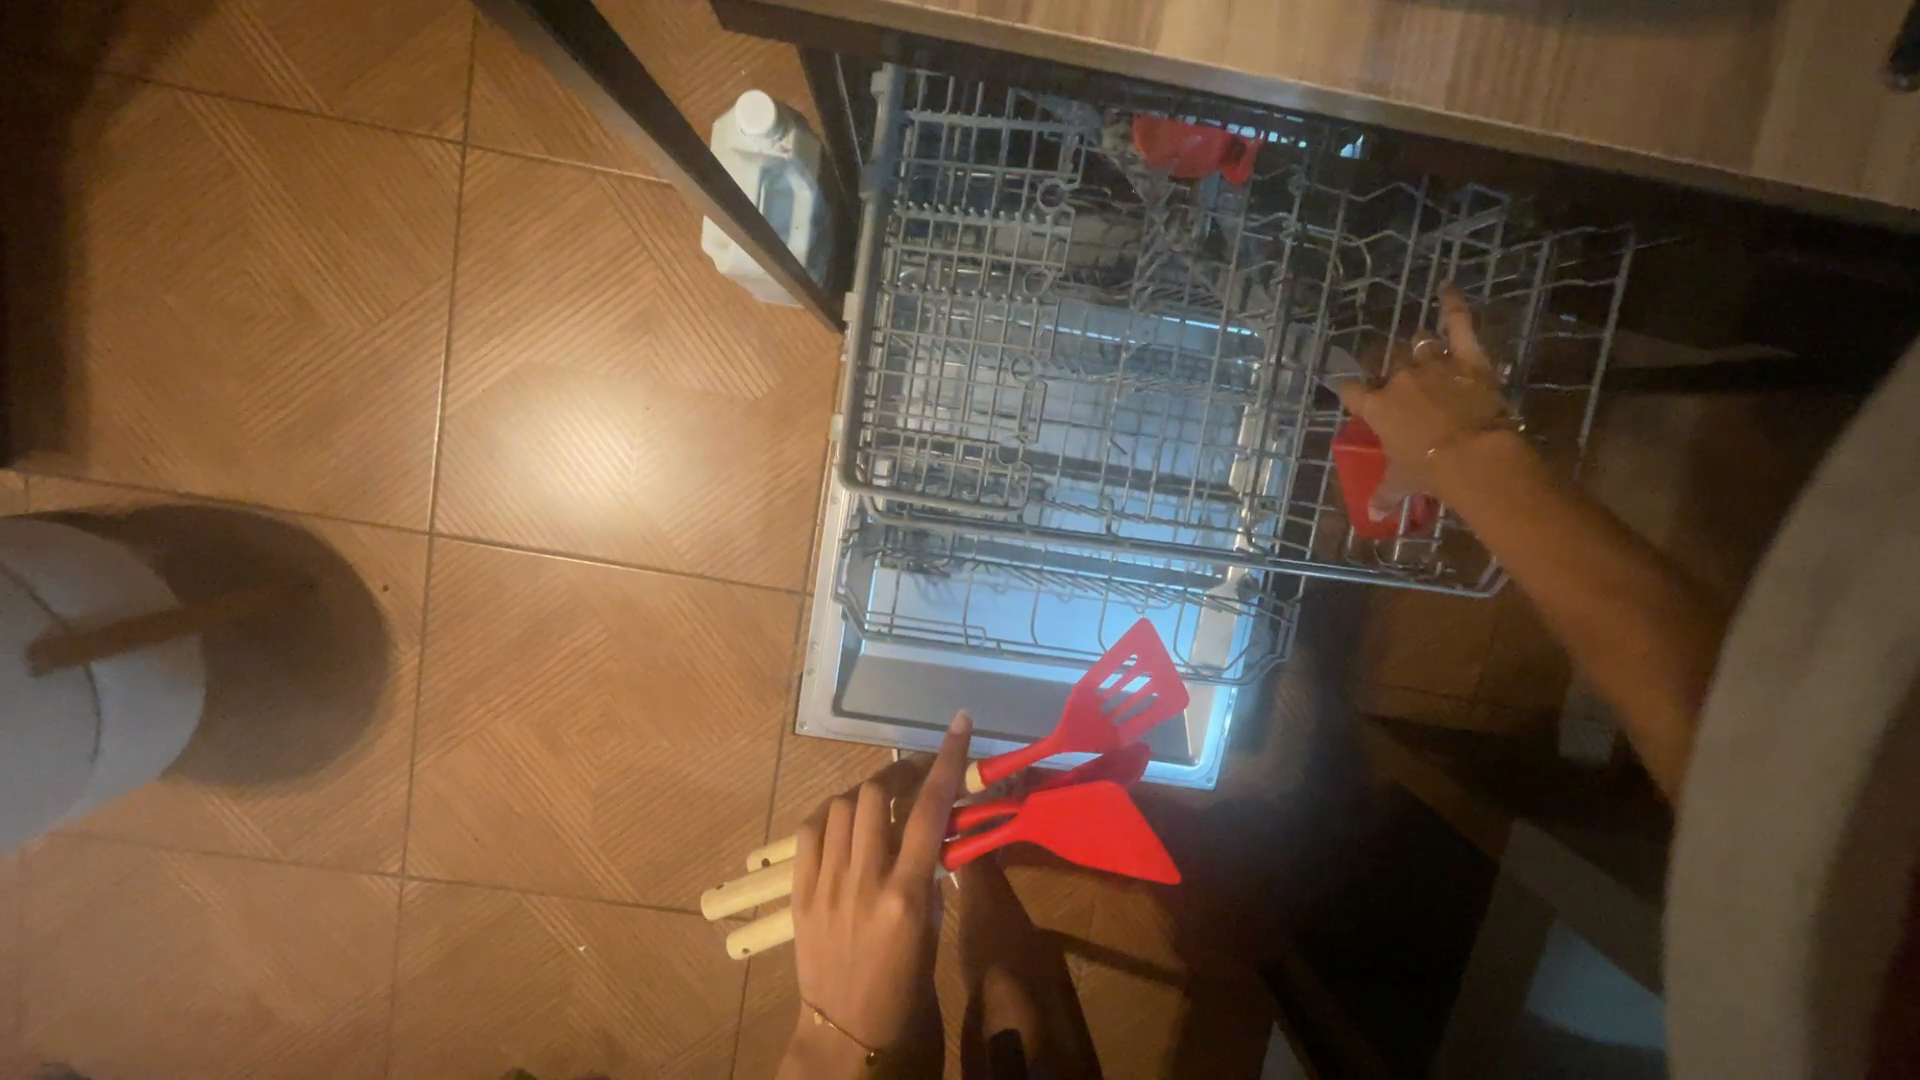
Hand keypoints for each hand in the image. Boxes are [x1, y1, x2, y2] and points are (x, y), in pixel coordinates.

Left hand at [785, 712, 972, 1069]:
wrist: (845, 1033)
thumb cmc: (903, 987)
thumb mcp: (932, 932)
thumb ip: (931, 876)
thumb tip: (933, 831)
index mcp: (906, 893)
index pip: (930, 809)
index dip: (946, 759)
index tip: (958, 723)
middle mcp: (865, 879)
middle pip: (876, 794)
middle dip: (898, 772)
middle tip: (911, 776)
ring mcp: (826, 883)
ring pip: (841, 805)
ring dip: (865, 793)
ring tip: (879, 804)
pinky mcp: (800, 891)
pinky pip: (810, 830)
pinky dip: (830, 814)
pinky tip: (843, 822)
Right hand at [1335, 284, 1513, 512]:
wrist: (1473, 456)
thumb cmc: (1429, 471)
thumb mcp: (1401, 483)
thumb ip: (1385, 495)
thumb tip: (1373, 516)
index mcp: (1375, 408)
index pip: (1349, 390)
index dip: (1346, 388)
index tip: (1346, 390)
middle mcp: (1398, 380)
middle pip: (1384, 362)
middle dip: (1385, 367)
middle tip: (1392, 377)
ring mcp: (1433, 365)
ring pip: (1417, 344)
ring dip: (1416, 347)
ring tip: (1418, 349)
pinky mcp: (1468, 358)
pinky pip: (1458, 324)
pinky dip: (1454, 306)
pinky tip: (1448, 291)